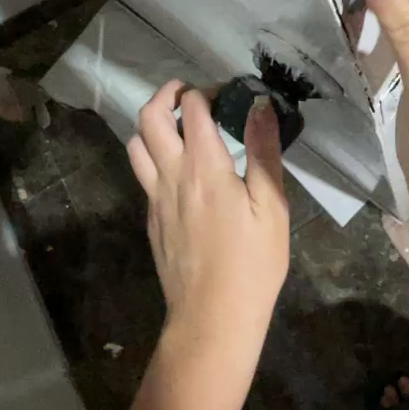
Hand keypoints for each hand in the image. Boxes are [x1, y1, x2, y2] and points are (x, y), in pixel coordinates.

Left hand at [129, 82, 289, 345]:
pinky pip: (143, 173)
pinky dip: (154, 155)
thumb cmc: (252, 263)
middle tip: (193, 94)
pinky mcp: (151, 219)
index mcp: (204, 168)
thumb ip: (263, 151)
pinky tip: (181, 168)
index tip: (231, 94)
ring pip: (136, 144)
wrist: (212, 319)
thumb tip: (258, 105)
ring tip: (181, 126)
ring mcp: (155, 198)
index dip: (209, 90)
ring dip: (154, 124)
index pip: (193, 108)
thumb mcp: (271, 205)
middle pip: (150, 117)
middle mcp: (172, 176)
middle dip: (169, 94)